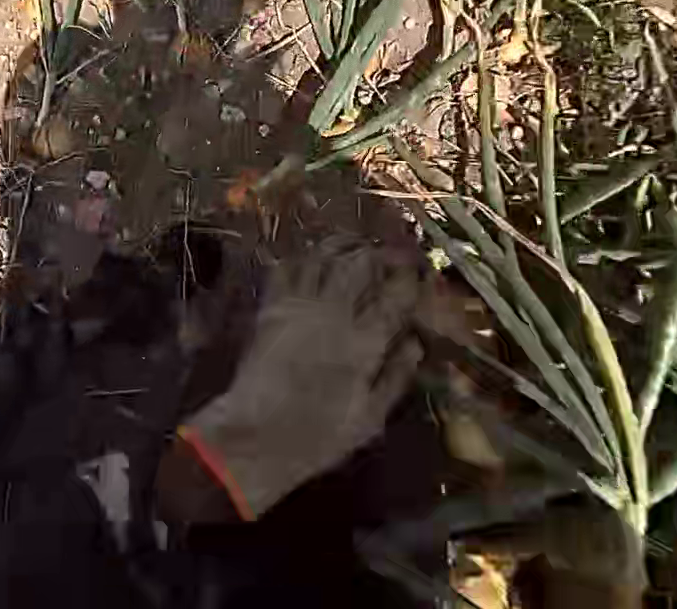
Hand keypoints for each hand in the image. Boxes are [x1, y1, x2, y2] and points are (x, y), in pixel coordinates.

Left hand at [182, 238, 423, 515]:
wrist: (257, 432)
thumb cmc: (319, 434)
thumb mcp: (370, 418)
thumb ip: (395, 376)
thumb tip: (416, 343)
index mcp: (363, 343)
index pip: (393, 298)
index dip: (409, 278)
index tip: (418, 269)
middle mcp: (333, 313)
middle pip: (359, 265)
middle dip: (379, 253)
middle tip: (390, 250)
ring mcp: (298, 304)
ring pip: (323, 257)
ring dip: (342, 245)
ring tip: (356, 242)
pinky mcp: (271, 304)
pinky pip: (287, 267)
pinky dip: (302, 256)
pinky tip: (312, 255)